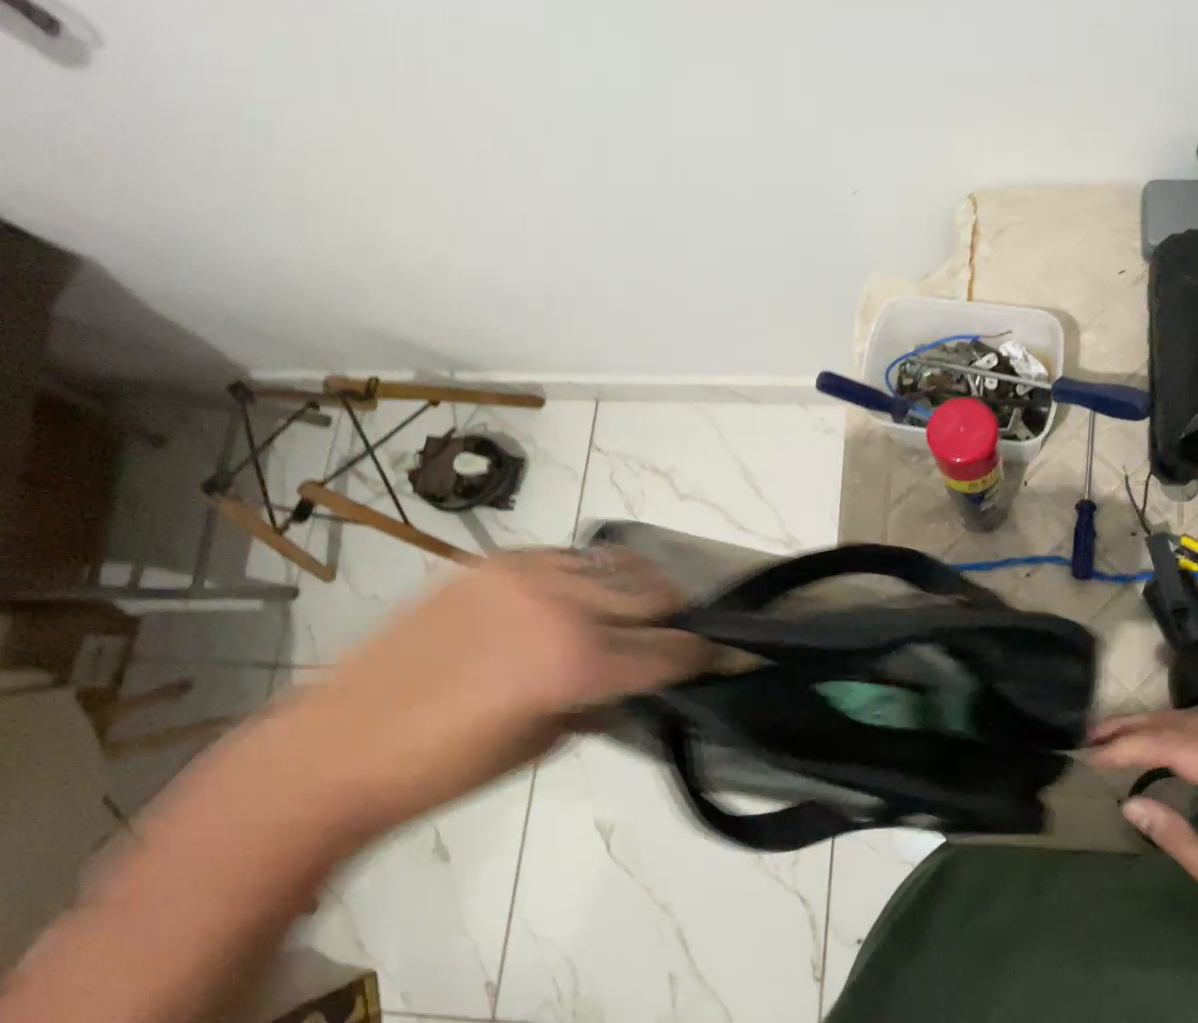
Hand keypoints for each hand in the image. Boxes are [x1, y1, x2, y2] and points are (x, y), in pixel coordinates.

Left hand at [278, 547, 709, 832]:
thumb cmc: (445, 768)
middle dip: (680, 616)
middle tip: (686, 637)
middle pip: (655, 593)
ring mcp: (524, 575)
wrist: (335, 748)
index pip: (671, 649)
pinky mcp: (491, 562)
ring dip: (638, 590)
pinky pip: (566, 558)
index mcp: (576, 662)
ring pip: (615, 566)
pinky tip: (580, 600)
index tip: (731, 657)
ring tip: (638, 614)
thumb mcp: (545, 741)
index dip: (710, 656)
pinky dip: (588, 576)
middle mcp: (560, 604)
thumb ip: (602, 697)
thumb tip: (636, 678)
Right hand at [1088, 711, 1197, 947]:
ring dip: (1152, 726)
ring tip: (1110, 737)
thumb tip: (1130, 803)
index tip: (1092, 756)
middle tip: (1089, 736)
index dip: (1130, 747)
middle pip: (1184, 723)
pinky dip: (1175, 734)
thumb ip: (1180, 842)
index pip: (1177, 746)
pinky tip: (1155, 745)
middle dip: (1133, 726)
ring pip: (1197, 722)